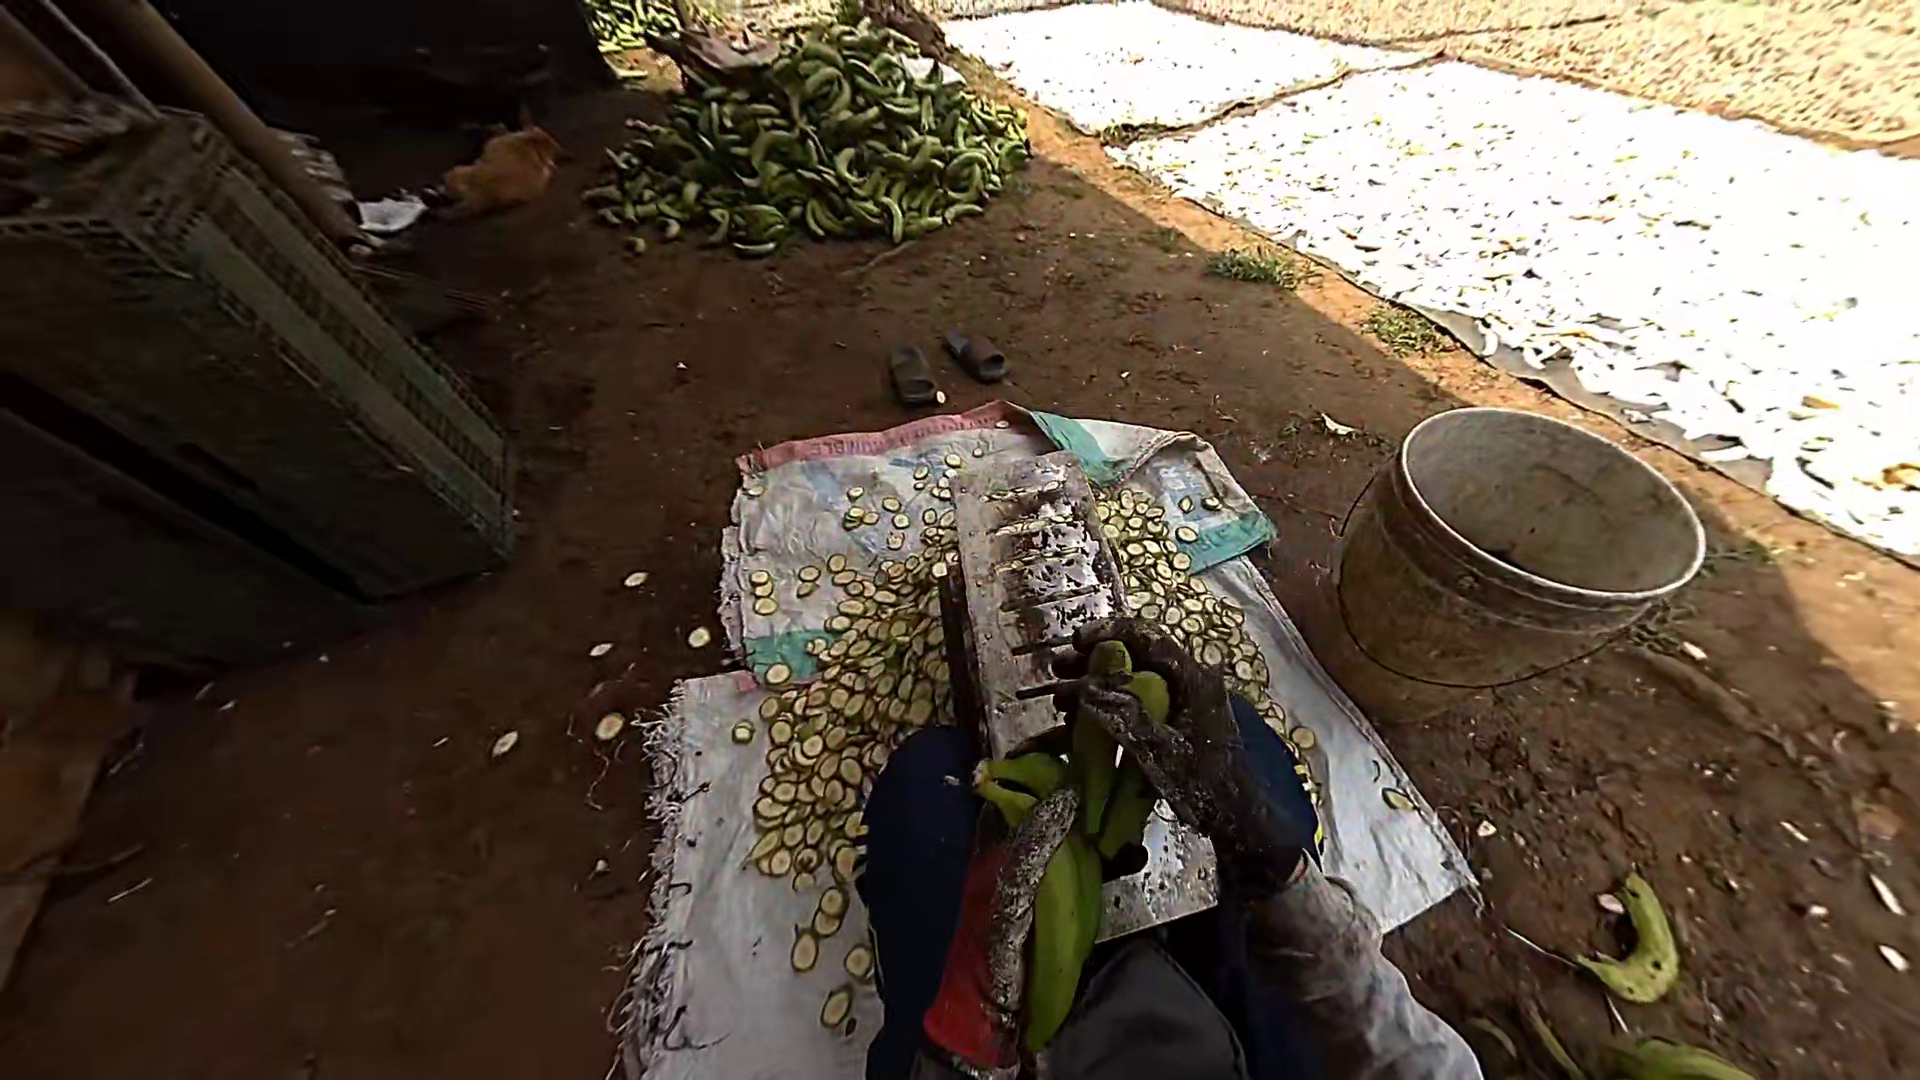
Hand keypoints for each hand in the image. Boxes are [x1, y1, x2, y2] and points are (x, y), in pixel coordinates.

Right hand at [1057, 618, 1304, 895]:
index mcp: (1189, 678)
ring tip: (1058, 701)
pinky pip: (1126, 708)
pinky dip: (1099, 713)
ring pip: (1123, 682)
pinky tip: (1071, 727)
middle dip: (1089, 661)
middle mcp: (1181, 683)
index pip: (1146, 636)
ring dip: (1089, 687)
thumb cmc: (1206, 784)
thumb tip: (1086, 687)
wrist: (1236, 822)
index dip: (1107, 632)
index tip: (1075, 641)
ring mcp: (1173, 704)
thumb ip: (1126, 716)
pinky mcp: (1165, 725)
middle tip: (1057, 670)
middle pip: (1129, 656)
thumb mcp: (1163, 750)